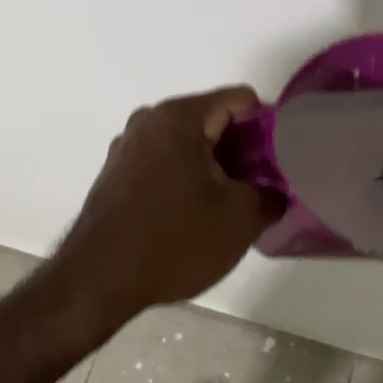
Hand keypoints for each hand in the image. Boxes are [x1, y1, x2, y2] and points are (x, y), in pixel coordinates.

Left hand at [55, 86, 282, 319]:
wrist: (98, 282)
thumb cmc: (173, 240)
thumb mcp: (240, 219)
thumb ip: (271, 195)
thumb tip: (274, 192)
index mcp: (179, 117)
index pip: (240, 100)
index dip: (270, 126)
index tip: (283, 158)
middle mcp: (149, 121)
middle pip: (213, 120)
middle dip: (243, 149)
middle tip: (264, 184)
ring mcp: (128, 147)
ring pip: (188, 144)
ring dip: (215, 167)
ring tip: (233, 203)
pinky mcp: (116, 175)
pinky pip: (165, 163)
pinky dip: (187, 179)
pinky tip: (197, 214)